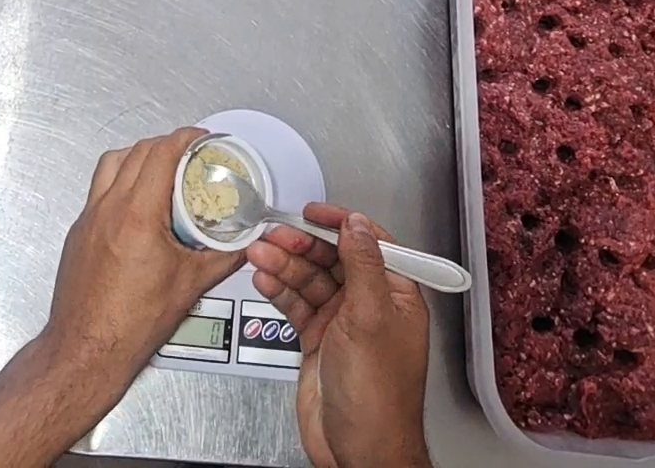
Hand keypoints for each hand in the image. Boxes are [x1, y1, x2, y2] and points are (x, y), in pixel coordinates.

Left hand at [43, 127, 244, 389]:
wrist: (86, 352)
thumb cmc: (129, 325)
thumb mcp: (190, 286)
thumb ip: (224, 257)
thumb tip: (245, 243)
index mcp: (137, 214)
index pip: (161, 152)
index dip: (185, 138)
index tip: (200, 138)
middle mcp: (108, 208)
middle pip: (138, 151)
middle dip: (166, 144)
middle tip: (188, 154)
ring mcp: (89, 218)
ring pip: (111, 163)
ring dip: (138, 156)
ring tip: (161, 169)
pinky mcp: (79, 232)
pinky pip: (99, 189)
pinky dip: (120, 181)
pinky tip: (137, 203)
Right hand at [247, 205, 432, 467]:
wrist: (356, 452)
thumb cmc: (378, 398)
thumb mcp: (370, 318)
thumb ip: (362, 265)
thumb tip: (357, 223)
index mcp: (395, 294)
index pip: (367, 243)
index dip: (339, 223)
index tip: (313, 212)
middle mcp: (369, 304)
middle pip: (332, 259)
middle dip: (302, 245)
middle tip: (275, 234)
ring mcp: (342, 322)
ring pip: (310, 280)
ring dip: (284, 265)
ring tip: (259, 253)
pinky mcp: (318, 339)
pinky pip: (296, 304)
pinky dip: (279, 290)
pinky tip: (264, 279)